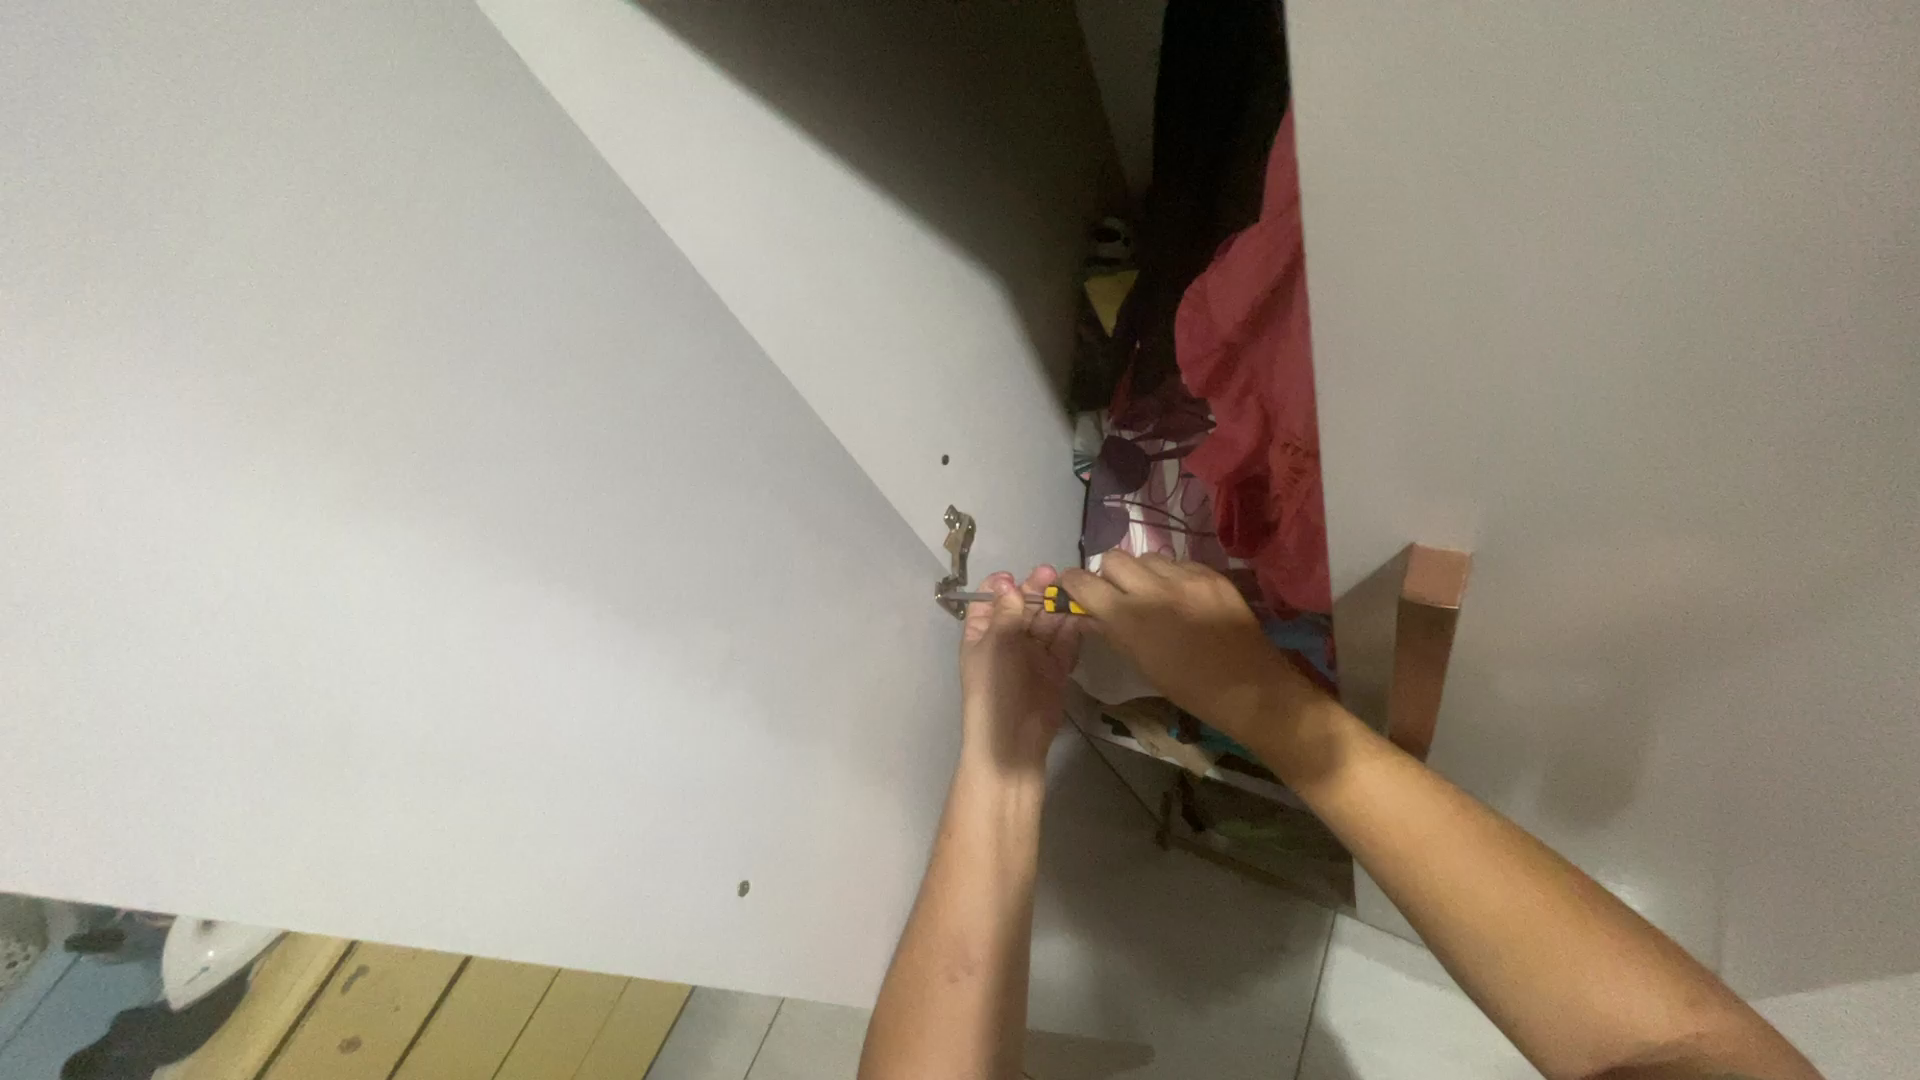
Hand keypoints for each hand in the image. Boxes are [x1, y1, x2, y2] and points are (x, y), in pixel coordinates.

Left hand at [959, 566, 1082, 776]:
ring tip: (1070, 590)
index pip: (989, 602)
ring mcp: (1033, 655)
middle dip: (1035, 591)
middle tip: (1051, 574)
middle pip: (1022, 608)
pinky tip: (1079, 615)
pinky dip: (1072, 630)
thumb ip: (1007, 613)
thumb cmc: (994, 687)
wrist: (1013, 739)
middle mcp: (1007, 641)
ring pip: (1046, 623)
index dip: (1000, 587)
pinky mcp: (1056, 669)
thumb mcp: (995, 645)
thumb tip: (1007, 583)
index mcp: (982, 634)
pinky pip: (1065, 644)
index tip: (1014, 576)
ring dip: (1056, 607)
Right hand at [1062, 553, 1320, 742]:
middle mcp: (1155, 589)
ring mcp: (1186, 578)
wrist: (1251, 688)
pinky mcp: (1211, 574)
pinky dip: (1170, 575)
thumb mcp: (1141, 664)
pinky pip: (1178, 562)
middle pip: (1114, 558)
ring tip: (1151, 592)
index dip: (1072, 582)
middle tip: (1117, 592)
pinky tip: (1180, 596)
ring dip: (1140, 572)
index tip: (1072, 587)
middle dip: (1108, 573)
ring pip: (1147, 556)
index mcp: (1132, 618)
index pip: (1085, 583)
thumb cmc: (1190, 688)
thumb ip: (1112, 632)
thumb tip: (1088, 614)